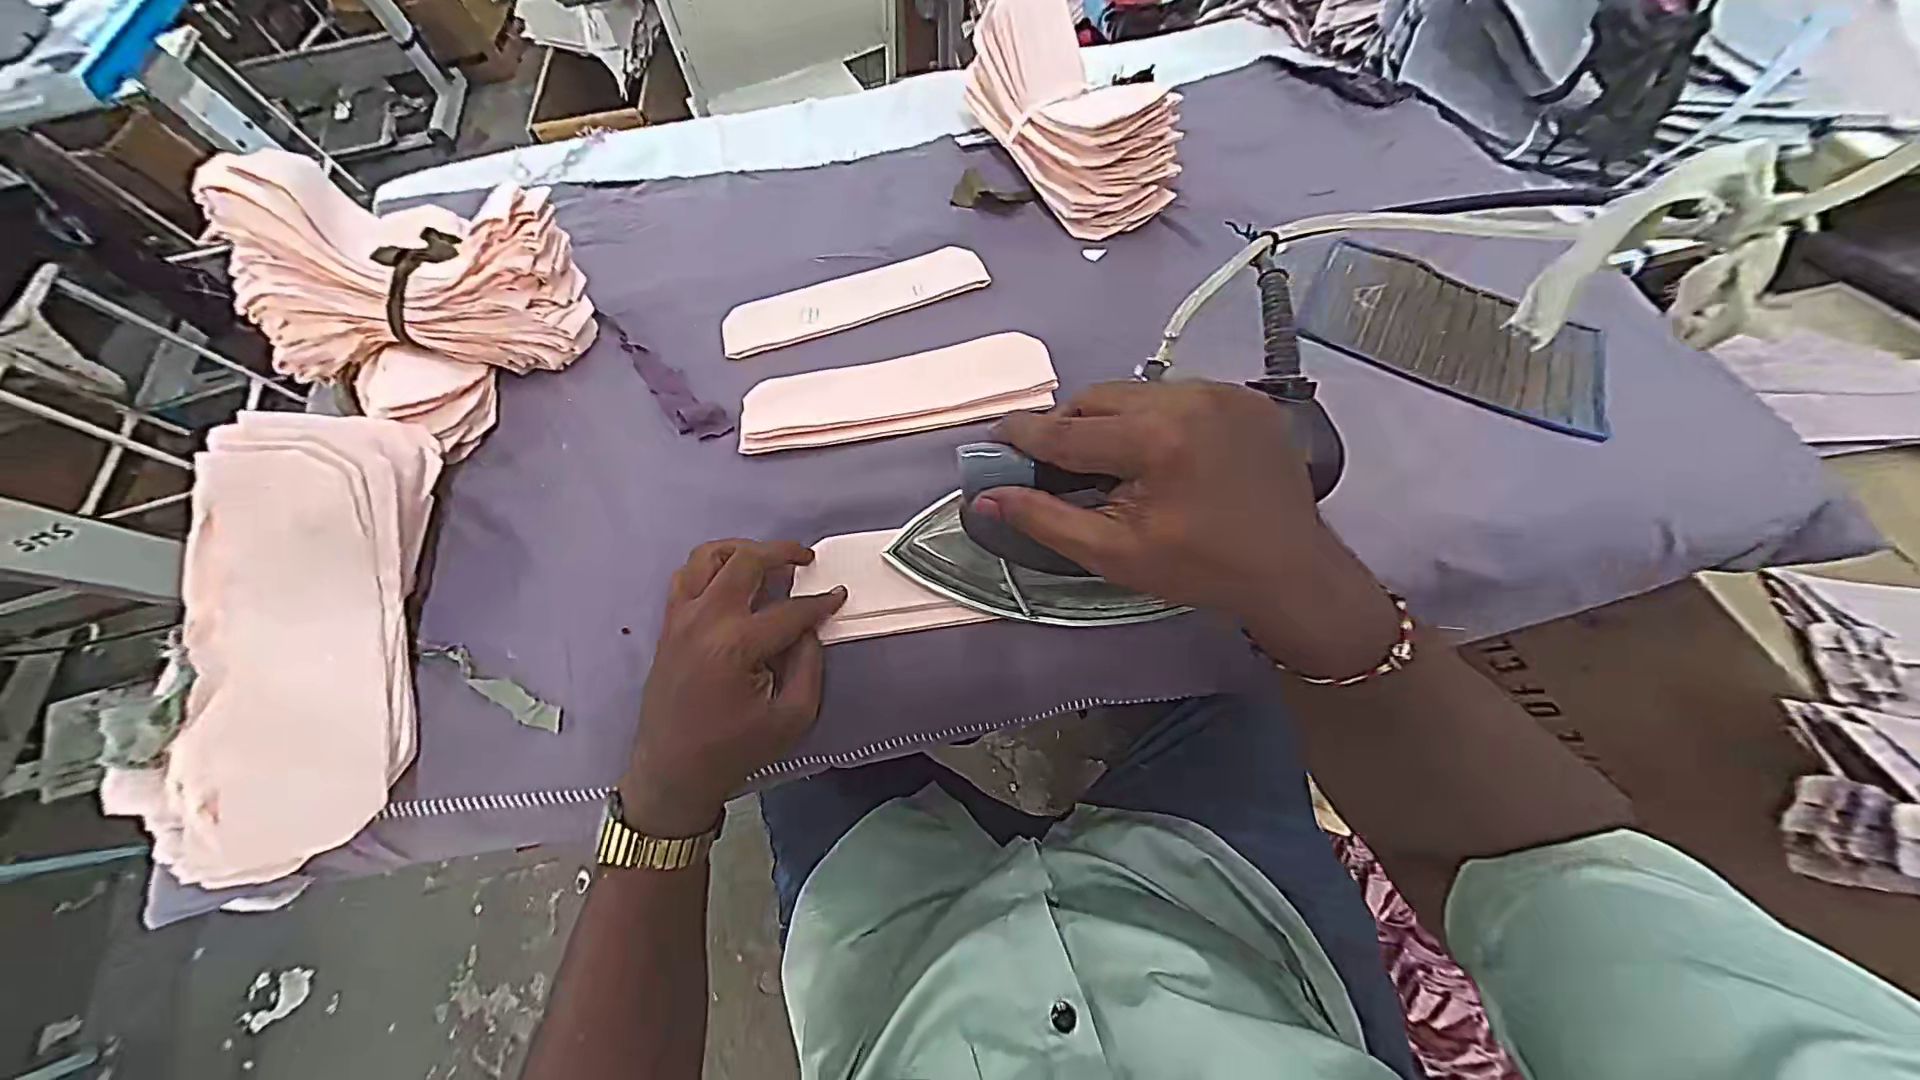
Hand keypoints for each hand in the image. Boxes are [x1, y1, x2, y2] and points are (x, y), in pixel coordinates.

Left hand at [621, 540, 846, 835]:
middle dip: (782, 552)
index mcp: (736, 646)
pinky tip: (732, 579)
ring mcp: (680, 619)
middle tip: (805, 558)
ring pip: (708, 557)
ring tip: (767, 560)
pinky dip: (712, 566)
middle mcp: (704, 621)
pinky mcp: (668, 625)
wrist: (672, 772)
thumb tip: (809, 627)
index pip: (789, 609)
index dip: (820, 601)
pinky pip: (686, 576)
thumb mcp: (793, 716)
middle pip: (745, 561)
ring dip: (742, 550)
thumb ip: (809, 664)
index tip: (838, 595)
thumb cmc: (735, 749)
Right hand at [976, 379, 1399, 679]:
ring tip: (1109, 461)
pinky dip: (1151, 418)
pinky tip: (1156, 454)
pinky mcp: (1245, 397)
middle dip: (1069, 427)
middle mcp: (1191, 398)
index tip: (996, 436)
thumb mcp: (1113, 553)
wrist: (1292, 572)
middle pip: (1099, 399)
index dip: (1025, 434)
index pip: (1069, 430)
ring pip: (1135, 393)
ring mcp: (1224, 392)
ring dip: (1109, 421)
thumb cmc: (1199, 569)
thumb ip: (1044, 519)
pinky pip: (1175, 395)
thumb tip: (987, 498)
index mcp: (1158, 438)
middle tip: (1056, 463)